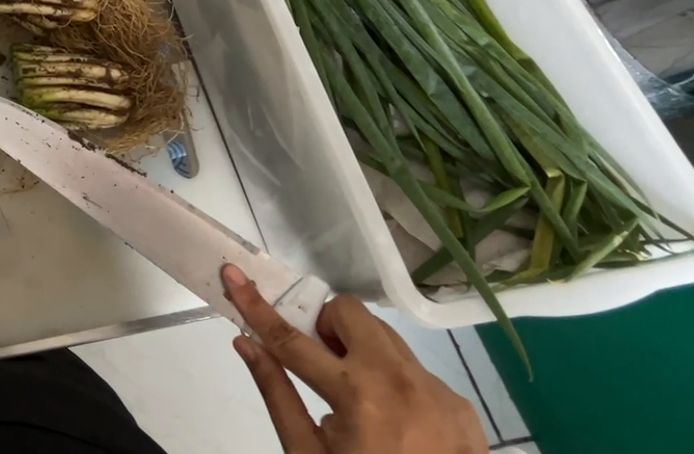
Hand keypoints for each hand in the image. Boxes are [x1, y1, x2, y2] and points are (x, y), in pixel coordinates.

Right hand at [222, 264, 488, 453]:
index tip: (233, 272)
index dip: (257, 304)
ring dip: (361, 349)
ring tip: (360, 395)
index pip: (291, 339)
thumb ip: (277, 394)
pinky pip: (415, 370)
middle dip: (327, 326)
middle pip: (349, 313)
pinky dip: (394, 381)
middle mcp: (399, 381)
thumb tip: (246, 342)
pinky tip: (397, 421)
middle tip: (322, 361)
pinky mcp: (460, 404)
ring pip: (385, 335)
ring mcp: (436, 390)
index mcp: (357, 398)